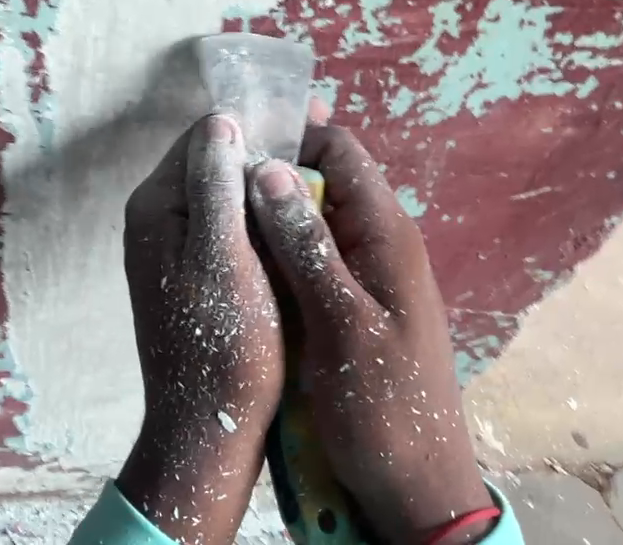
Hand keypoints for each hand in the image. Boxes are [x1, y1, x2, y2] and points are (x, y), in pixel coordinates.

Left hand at [116, 114, 283, 544]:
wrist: (208, 428)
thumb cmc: (223, 344)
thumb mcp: (223, 257)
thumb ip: (216, 186)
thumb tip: (220, 119)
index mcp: (155, 206)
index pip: (202, 139)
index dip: (252, 122)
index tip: (306, 117)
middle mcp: (155, 217)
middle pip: (209, 163)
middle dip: (259, 151)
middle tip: (318, 144)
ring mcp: (170, 246)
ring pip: (220, 194)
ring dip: (259, 182)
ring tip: (312, 175)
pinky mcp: (189, 270)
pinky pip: (224, 224)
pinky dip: (255, 215)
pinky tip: (290, 218)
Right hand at [246, 126, 493, 544]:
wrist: (412, 490)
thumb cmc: (382, 408)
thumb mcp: (341, 324)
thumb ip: (306, 245)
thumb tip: (268, 169)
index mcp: (385, 235)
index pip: (341, 150)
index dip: (293, 133)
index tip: (236, 134)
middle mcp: (375, 241)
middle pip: (321, 176)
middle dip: (270, 166)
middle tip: (210, 170)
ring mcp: (359, 271)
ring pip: (308, 213)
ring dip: (266, 204)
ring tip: (212, 202)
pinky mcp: (343, 298)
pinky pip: (305, 249)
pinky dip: (272, 240)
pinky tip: (235, 248)